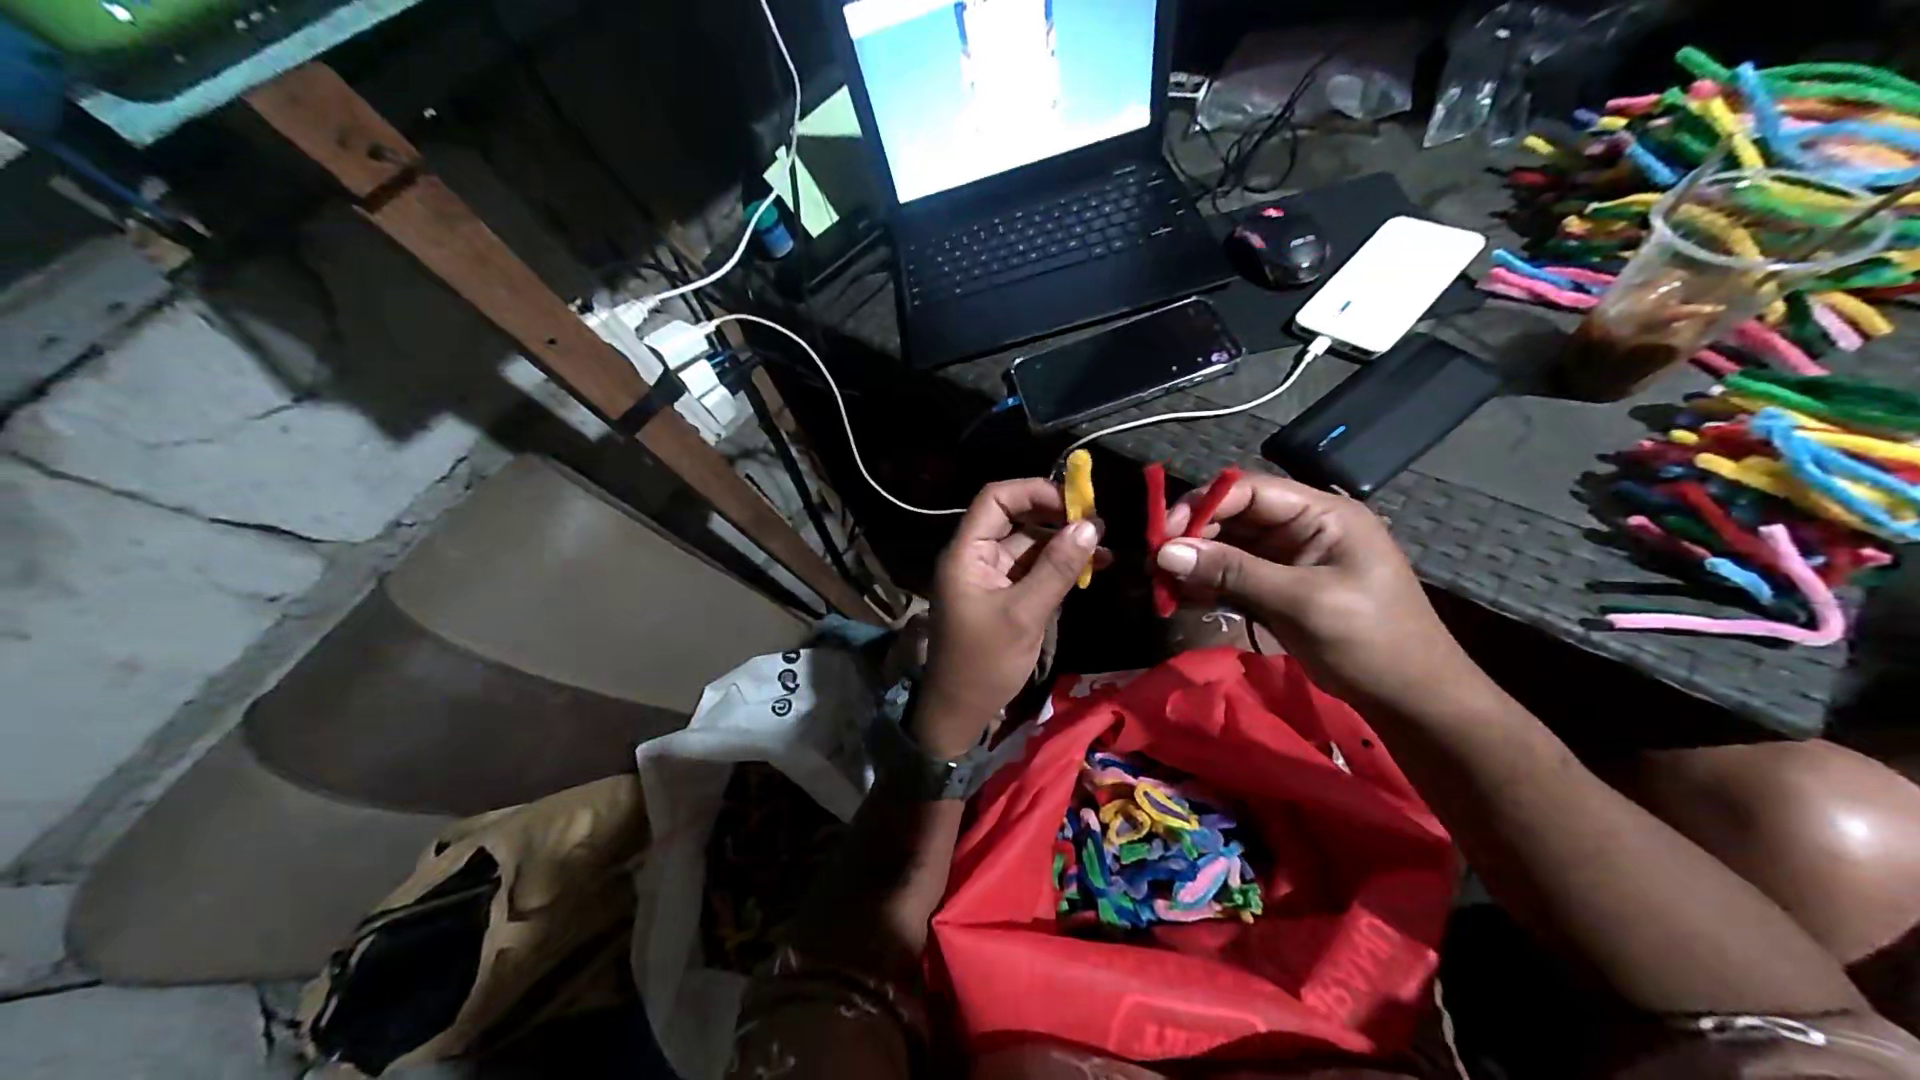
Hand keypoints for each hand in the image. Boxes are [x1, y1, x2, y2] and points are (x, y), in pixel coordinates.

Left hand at [919, 479, 1101, 757]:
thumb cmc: (984, 663)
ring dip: (1064, 542)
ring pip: (1029, 543)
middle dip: (1056, 516)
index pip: (996, 499)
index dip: (1034, 491)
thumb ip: (1056, 569)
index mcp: (966, 552)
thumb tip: (1091, 526)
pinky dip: (1060, 565)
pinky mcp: (1006, 594)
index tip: (1075, 502)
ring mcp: (992, 575)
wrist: (961, 711)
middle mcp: (977, 556)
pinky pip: (1034, 568)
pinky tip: (1094, 566)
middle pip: (1016, 517)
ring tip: (1104, 546)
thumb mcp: (1023, 614)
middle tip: (1098, 523)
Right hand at [1157, 474, 1477, 710]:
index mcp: (1321, 513)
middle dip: (1192, 536)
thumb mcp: (1302, 601)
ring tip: (1162, 585)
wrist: (1410, 698)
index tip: (1163, 534)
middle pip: (1232, 516)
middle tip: (1156, 564)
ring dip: (1193, 563)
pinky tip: (1181, 598)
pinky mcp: (1276, 587)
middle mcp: (1300, 527)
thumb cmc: (1370, 640)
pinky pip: (1230, 575)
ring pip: (1225, 546)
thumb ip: (1233, 572)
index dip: (1202, 505)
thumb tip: (1166, 553)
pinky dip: (1205, 584)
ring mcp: (1287, 559)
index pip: (1249, 490)